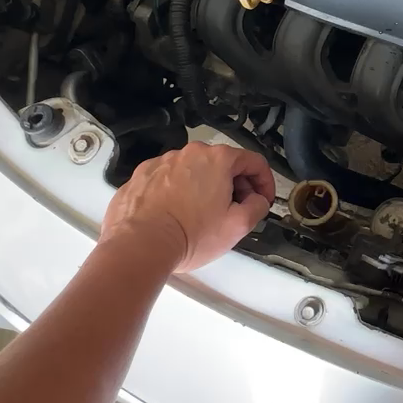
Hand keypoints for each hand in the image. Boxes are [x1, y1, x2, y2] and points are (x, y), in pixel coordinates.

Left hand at [100, 143, 274, 271]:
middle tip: (233, 211)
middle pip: (223, 165)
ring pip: (193, 171)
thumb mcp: (239, 225)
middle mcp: (190, 154)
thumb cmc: (187, 235)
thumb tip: (256, 201)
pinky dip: (175, 194)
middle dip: (233, 186)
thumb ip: (259, 206)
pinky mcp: (140, 177)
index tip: (262, 199)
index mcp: (218, 159)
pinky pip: (167, 180)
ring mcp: (162, 163)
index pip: (254, 162)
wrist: (137, 248)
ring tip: (199, 217)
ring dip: (203, 189)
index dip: (265, 182)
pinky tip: (175, 215)